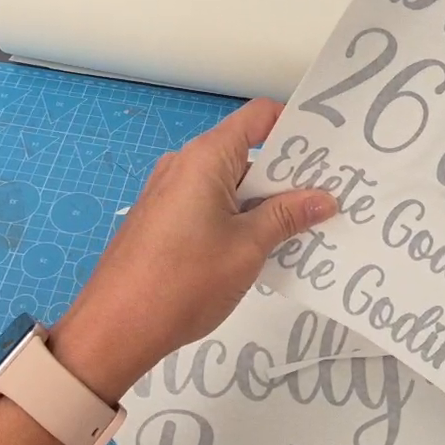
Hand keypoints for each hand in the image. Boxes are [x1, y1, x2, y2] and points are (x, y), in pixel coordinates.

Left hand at [50, 99, 336, 400]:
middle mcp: (185, 164)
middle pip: (247, 151)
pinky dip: (239, 216)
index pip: (259, 116)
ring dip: (264, 201)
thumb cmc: (184, 281)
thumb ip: (287, 216)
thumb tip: (324, 198)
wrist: (115, 327)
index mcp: (206, 157)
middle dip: (287, 173)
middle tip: (329, 195)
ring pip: (230, 182)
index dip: (296, 126)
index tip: (328, 150)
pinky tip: (264, 246)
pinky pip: (210, 203)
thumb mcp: (247, 248)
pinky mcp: (163, 218)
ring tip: (305, 225)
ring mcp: (170, 191)